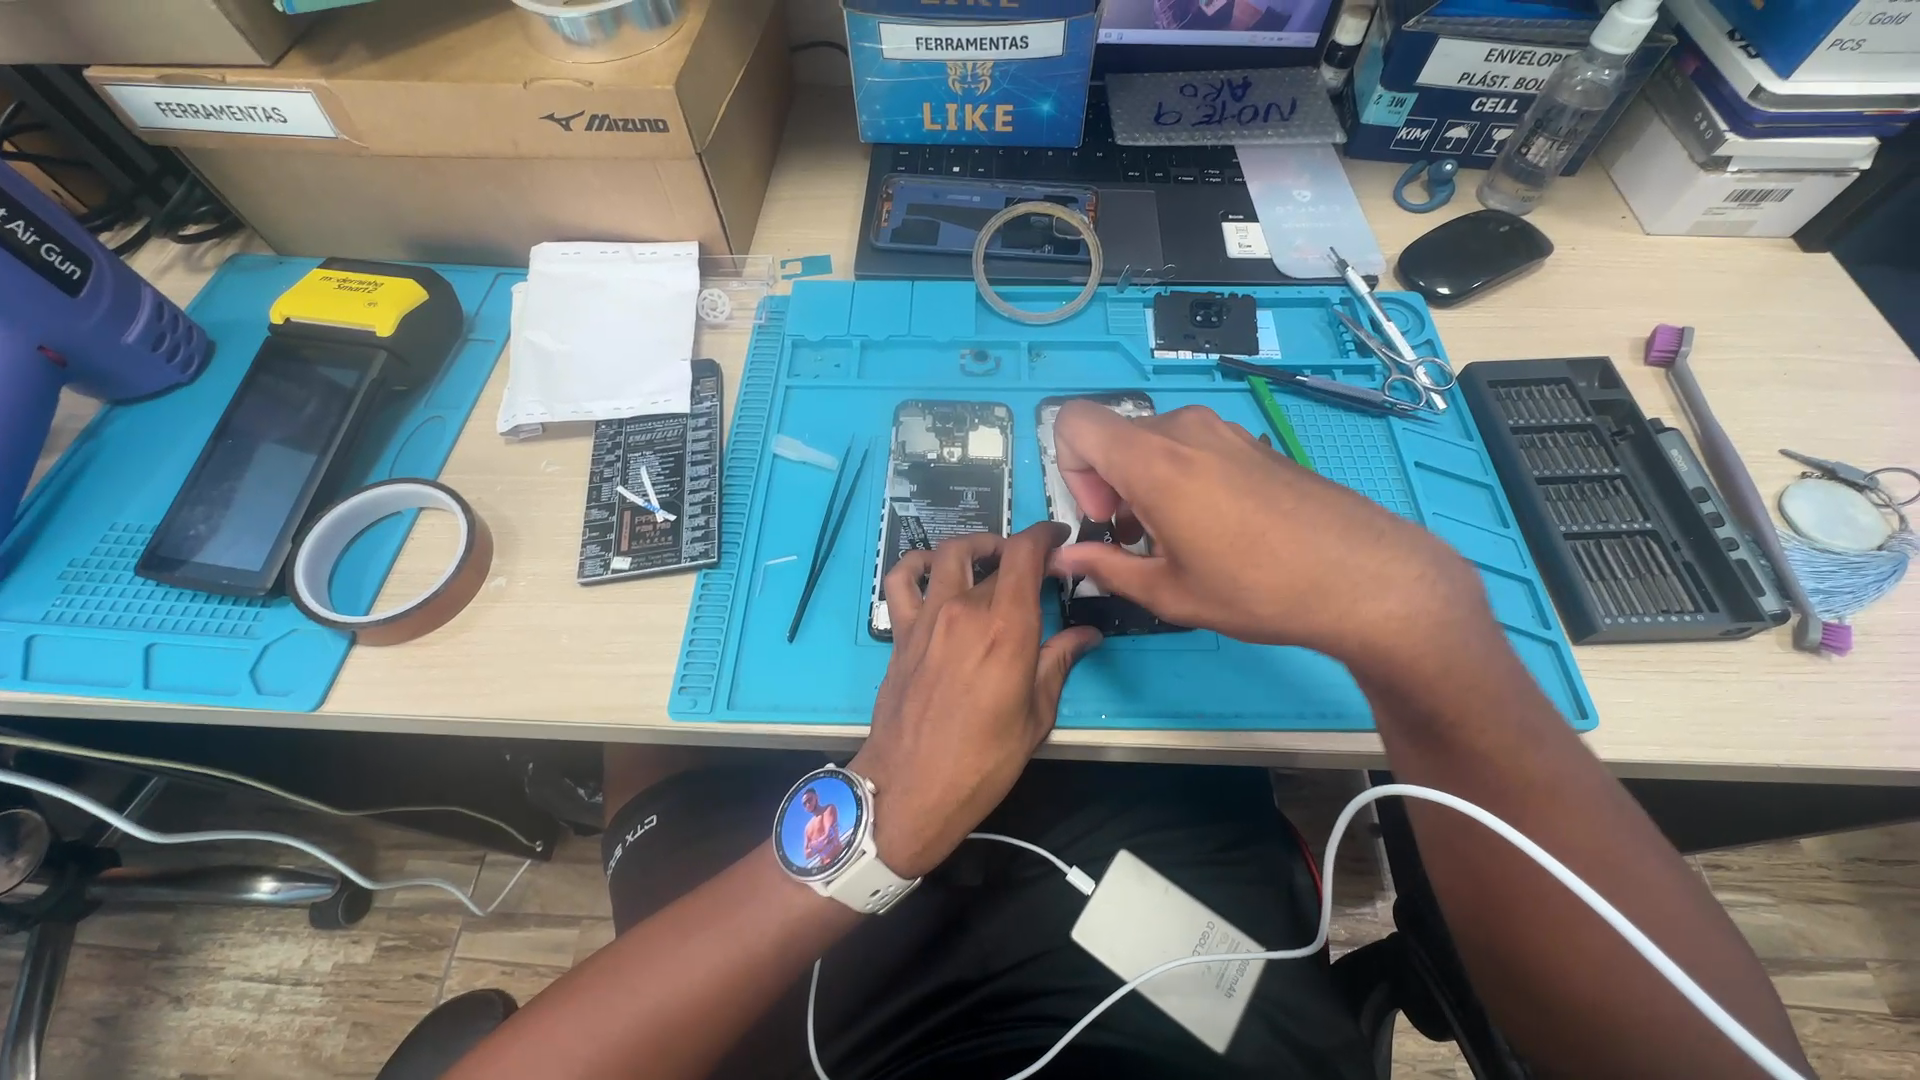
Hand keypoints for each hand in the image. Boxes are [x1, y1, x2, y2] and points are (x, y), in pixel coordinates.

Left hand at [850, 523, 1101, 878]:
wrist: (912, 787)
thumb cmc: (985, 759)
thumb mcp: (1037, 714)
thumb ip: (1059, 662)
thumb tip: (1087, 635)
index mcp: (1008, 627)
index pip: (1025, 553)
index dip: (1044, 535)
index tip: (1058, 538)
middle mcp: (966, 609)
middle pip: (993, 556)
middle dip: (1018, 552)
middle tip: (1032, 568)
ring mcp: (927, 617)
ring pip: (949, 554)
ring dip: (974, 547)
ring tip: (988, 559)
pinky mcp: (902, 632)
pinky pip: (902, 581)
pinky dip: (917, 564)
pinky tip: (933, 572)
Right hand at [1046, 401, 1491, 671]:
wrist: (1364, 577)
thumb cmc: (1257, 588)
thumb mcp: (1169, 592)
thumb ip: (1105, 568)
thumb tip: (1063, 560)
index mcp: (1152, 459)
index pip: (1074, 421)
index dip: (1070, 467)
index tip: (1104, 515)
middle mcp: (1184, 430)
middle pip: (1114, 436)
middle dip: (1108, 485)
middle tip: (1137, 540)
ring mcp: (1224, 432)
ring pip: (1154, 443)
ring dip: (1144, 483)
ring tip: (1177, 540)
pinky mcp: (1252, 444)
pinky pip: (1192, 447)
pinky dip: (1180, 478)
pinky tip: (1215, 529)